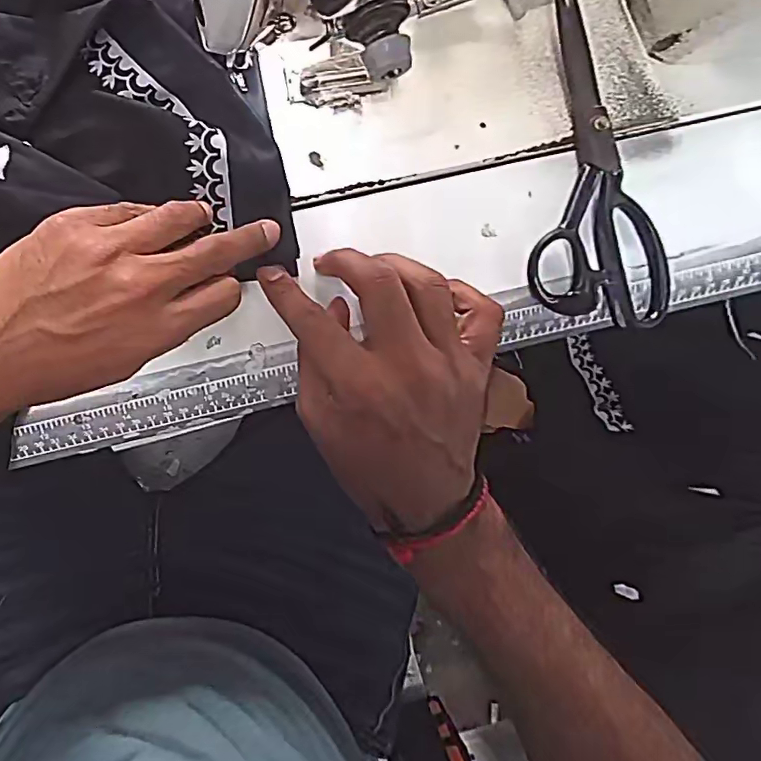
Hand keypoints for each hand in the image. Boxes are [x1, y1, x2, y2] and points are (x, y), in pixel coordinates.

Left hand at [0, 201, 280, 454]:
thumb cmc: (46, 368)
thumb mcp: (122, 362)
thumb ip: (162, 326)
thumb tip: (183, 303)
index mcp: (156, 327)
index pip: (219, 294)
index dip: (230, 284)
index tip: (230, 277)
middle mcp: (140, 284)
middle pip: (213, 249)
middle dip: (244, 238)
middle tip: (257, 229)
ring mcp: (108, 248)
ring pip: (176, 216)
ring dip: (196, 216)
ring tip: (201, 215)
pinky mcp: (76, 224)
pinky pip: (126, 208)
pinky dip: (140, 214)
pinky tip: (141, 220)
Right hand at [258, 250, 502, 532]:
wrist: (426, 500)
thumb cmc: (372, 466)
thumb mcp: (318, 418)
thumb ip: (314, 362)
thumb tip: (325, 315)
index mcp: (358, 385)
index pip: (313, 319)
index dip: (287, 291)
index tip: (280, 279)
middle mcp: (405, 368)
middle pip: (378, 283)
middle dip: (346, 260)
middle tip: (333, 262)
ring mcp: (446, 364)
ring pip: (426, 285)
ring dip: (393, 264)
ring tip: (375, 267)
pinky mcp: (474, 367)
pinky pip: (480, 310)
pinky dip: (457, 290)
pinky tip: (432, 291)